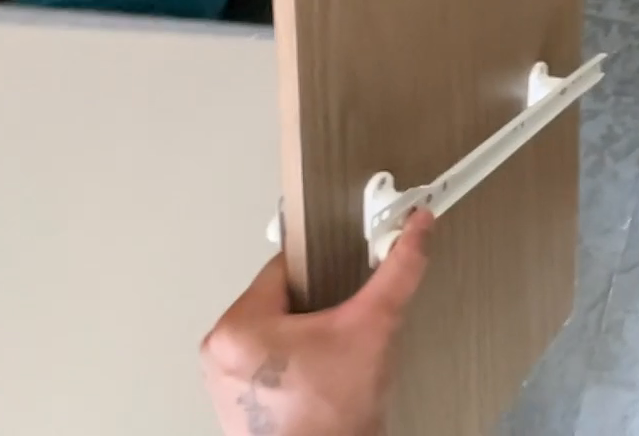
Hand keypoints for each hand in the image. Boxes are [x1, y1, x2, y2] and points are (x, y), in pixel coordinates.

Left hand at [201, 211, 432, 435]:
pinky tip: (330, 364)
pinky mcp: (239, 401)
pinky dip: (303, 351)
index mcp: (237, 327)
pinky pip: (274, 355)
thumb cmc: (330, 413)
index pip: (288, 264)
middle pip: (286, 295)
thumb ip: (400, 268)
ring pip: (283, 325)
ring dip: (315, 325)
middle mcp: (219, 352)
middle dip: (325, 297)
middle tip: (352, 312)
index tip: (355, 264)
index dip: (329, 259)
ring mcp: (225, 381)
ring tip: (343, 341)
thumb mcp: (376, 323)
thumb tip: (418, 225)